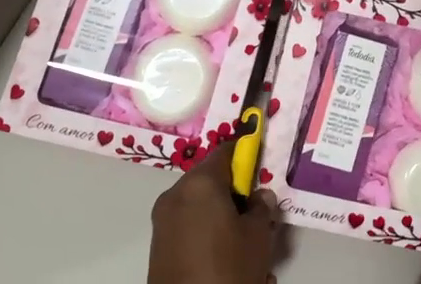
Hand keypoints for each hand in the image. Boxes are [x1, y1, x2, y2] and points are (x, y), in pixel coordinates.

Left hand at [148, 143, 280, 283]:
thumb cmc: (228, 268)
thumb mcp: (258, 236)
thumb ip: (262, 207)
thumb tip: (260, 196)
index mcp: (200, 183)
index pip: (227, 151)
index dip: (247, 155)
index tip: (262, 167)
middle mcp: (176, 194)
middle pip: (211, 179)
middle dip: (234, 190)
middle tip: (255, 210)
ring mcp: (163, 220)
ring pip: (199, 204)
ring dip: (220, 213)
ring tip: (242, 239)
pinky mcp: (158, 245)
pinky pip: (187, 225)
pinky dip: (205, 231)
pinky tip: (223, 254)